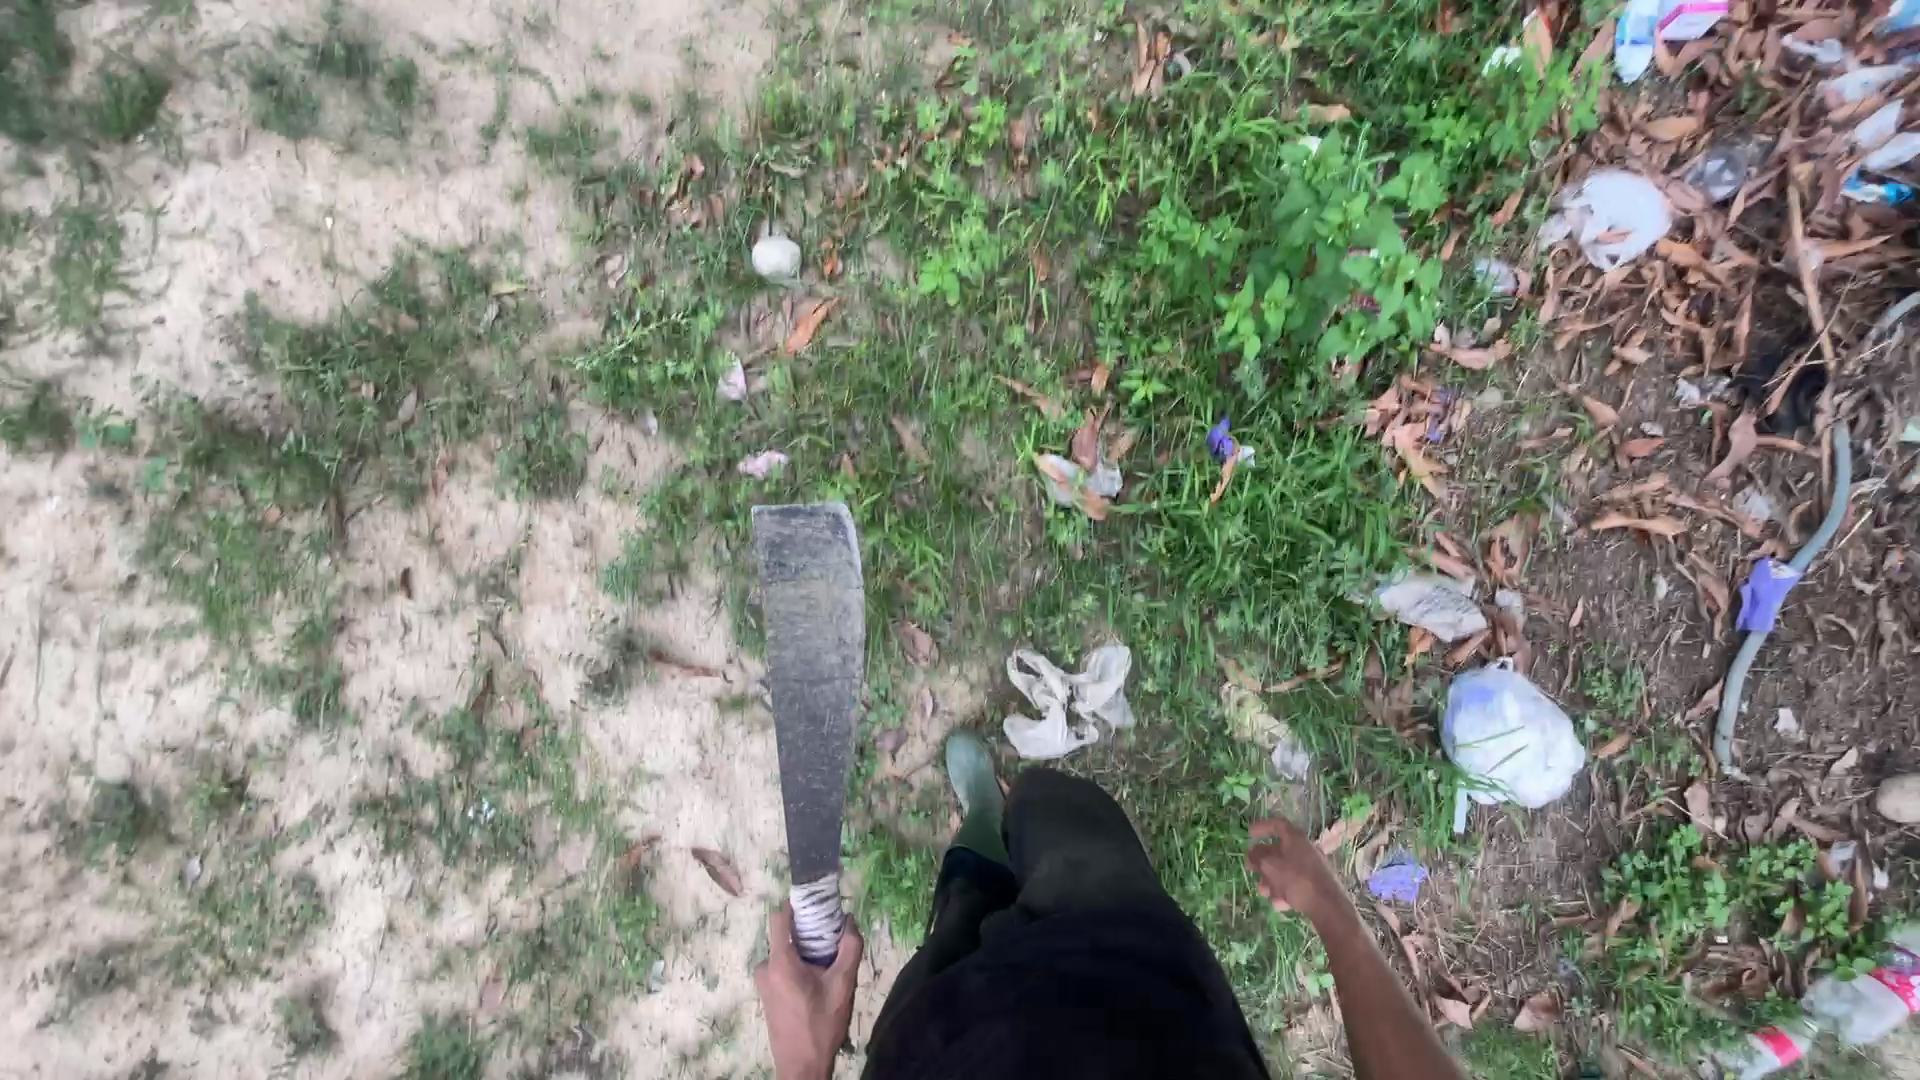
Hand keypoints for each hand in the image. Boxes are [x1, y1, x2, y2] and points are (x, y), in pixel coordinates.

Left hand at [754, 903, 863, 1079]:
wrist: (802, 1068)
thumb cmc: (821, 1025)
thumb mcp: (843, 985)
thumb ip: (850, 948)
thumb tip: (850, 920)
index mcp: (779, 962)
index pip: (779, 917)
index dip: (795, 904)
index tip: (816, 901)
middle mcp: (765, 969)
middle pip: (785, 934)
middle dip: (808, 932)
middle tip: (832, 942)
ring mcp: (763, 983)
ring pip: (785, 952)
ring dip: (805, 952)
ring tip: (828, 967)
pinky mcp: (767, 995)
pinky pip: (782, 967)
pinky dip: (799, 966)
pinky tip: (818, 982)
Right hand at [1245, 817, 1350, 926]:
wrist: (1329, 907)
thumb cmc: (1296, 879)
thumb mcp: (1270, 865)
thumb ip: (1257, 857)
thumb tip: (1251, 853)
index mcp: (1295, 838)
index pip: (1277, 824)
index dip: (1262, 827)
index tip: (1249, 835)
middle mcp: (1305, 849)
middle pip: (1279, 850)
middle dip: (1262, 862)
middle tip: (1250, 870)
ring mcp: (1313, 867)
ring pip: (1286, 869)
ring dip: (1271, 879)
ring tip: (1264, 892)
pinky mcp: (1317, 884)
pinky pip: (1296, 882)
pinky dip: (1284, 890)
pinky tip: (1279, 903)